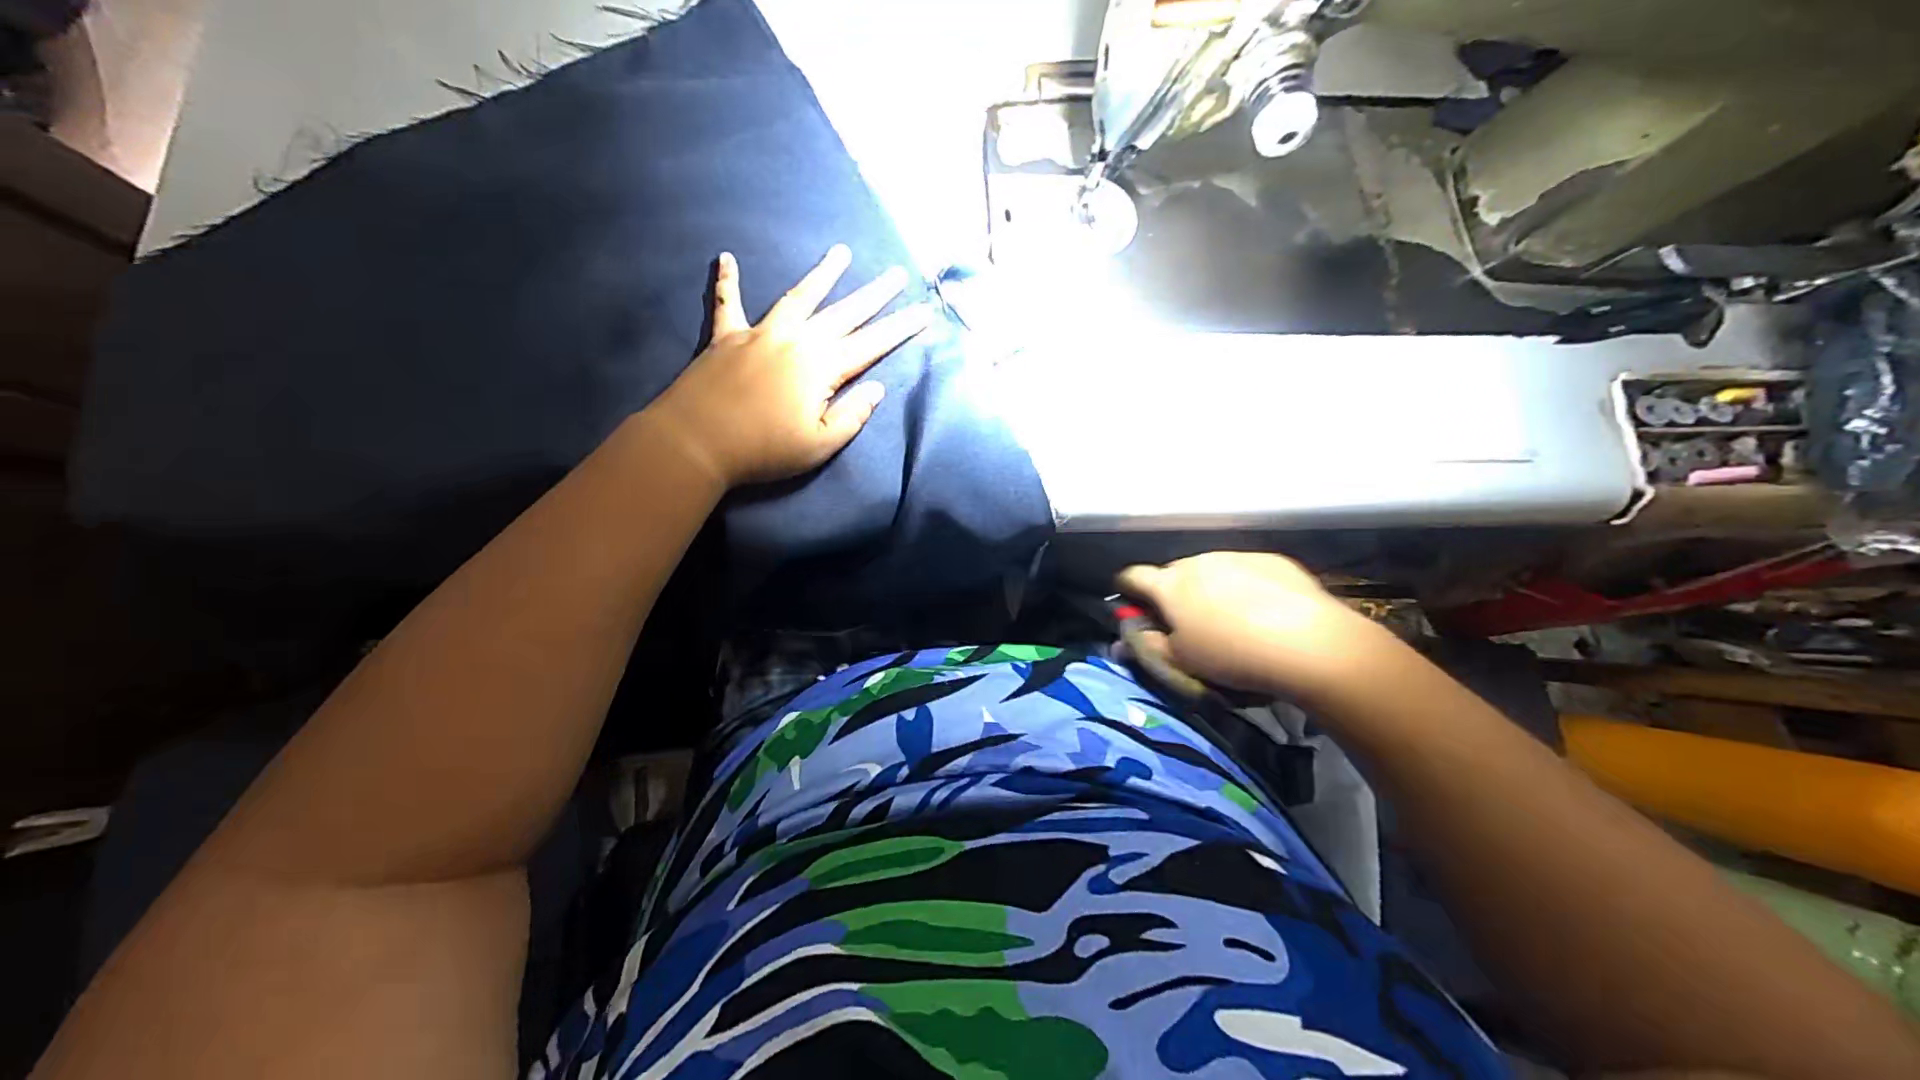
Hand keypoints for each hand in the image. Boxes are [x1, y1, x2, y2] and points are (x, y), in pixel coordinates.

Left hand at [649, 245, 934, 486]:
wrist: (695, 442)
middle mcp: (795, 340)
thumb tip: (876, 389)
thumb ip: (851, 416)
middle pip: (843, 312)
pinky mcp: (725, 337)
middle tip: (897, 274)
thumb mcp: (819, 445)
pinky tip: (726, 257)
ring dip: (821, 274)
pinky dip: (728, 280)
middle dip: (875, 294)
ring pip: (797, 297)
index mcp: (821, 367)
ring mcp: (759, 334)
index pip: (871, 343)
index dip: (901, 328)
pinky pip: (728, 303)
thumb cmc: (762, 451)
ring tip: (841, 252)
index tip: (925, 312)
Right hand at [1116, 552, 1398, 700]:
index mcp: (1168, 586)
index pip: (1132, 577)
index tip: (1132, 605)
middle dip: (1174, 593)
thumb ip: (1148, 647)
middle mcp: (1198, 561)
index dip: (1127, 590)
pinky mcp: (1272, 560)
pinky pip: (1246, 570)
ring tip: (1229, 619)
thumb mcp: (1182, 661)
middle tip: (1186, 623)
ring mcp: (1236, 556)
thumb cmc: (1231, 656)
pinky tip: (1263, 610)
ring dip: (1210, 588)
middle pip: (1174, 573)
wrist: (1308, 643)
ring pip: (1211, 569)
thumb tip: (1121, 641)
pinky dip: (1245, 586)